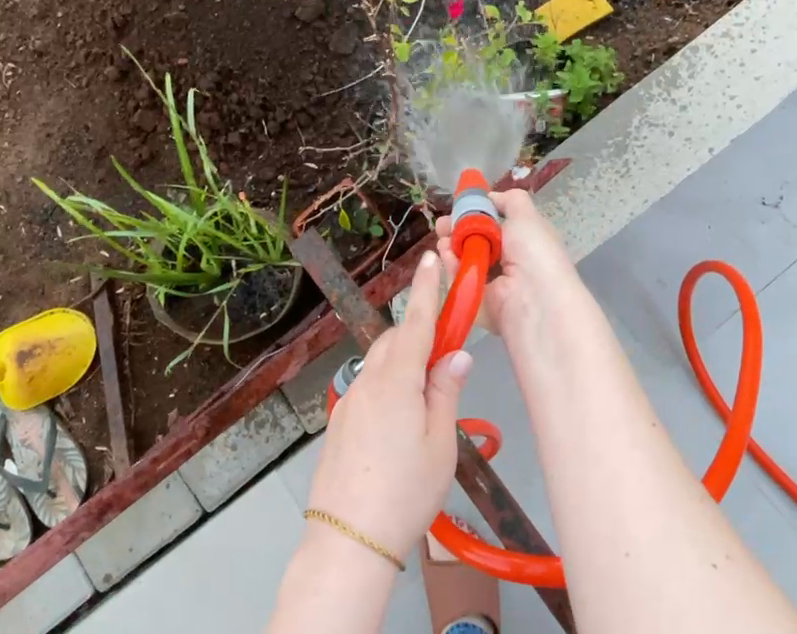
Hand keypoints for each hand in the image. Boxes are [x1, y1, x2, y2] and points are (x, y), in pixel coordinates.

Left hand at [305, 251, 472, 560]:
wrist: (350, 537)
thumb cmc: (406, 491)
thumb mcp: (440, 443)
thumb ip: (446, 392)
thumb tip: (456, 354)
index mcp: (397, 380)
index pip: (416, 322)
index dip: (427, 289)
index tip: (431, 259)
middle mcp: (368, 381)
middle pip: (396, 341)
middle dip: (419, 335)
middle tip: (446, 356)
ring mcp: (350, 401)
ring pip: (381, 364)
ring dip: (404, 363)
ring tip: (427, 398)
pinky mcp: (340, 422)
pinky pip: (369, 388)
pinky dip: (388, 386)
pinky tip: (400, 423)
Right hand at [434, 188, 584, 338]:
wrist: (534, 298)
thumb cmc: (534, 252)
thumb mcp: (527, 216)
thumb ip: (510, 201)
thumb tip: (491, 196)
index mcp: (521, 243)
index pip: (493, 226)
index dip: (474, 215)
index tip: (458, 208)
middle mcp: (507, 263)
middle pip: (473, 242)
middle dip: (456, 230)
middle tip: (442, 225)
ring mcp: (491, 284)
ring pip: (463, 260)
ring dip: (450, 246)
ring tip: (443, 238)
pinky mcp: (476, 301)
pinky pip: (459, 281)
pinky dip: (450, 267)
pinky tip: (445, 254)